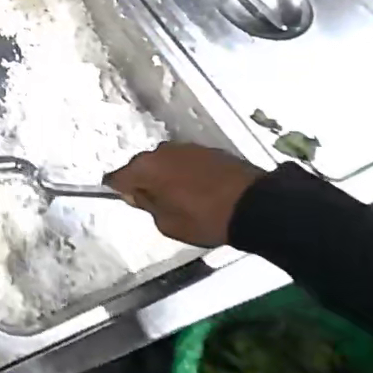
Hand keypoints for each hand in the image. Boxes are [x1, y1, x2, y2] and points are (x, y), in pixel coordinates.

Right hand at [105, 143, 263, 246]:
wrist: (256, 206)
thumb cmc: (205, 219)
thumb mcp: (168, 225)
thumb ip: (146, 207)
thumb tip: (138, 194)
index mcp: (144, 168)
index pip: (116, 178)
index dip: (120, 191)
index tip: (132, 202)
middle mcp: (159, 151)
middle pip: (141, 166)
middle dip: (145, 181)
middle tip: (160, 203)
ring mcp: (184, 147)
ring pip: (164, 162)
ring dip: (167, 175)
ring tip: (184, 196)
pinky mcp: (206, 149)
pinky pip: (186, 161)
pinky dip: (187, 172)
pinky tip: (201, 189)